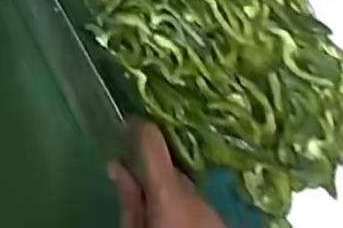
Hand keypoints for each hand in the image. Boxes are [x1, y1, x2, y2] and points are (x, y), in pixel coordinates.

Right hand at [112, 121, 226, 227]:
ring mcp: (215, 210)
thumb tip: (117, 166)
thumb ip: (128, 199)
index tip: (124, 125)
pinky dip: (188, 208)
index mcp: (168, 191)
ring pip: (186, 187)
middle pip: (170, 167)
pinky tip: (180, 222)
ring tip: (159, 211)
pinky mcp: (225, 223)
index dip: (137, 128)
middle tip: (136, 182)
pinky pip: (201, 205)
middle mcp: (195, 194)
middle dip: (154, 172)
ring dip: (172, 192)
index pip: (152, 139)